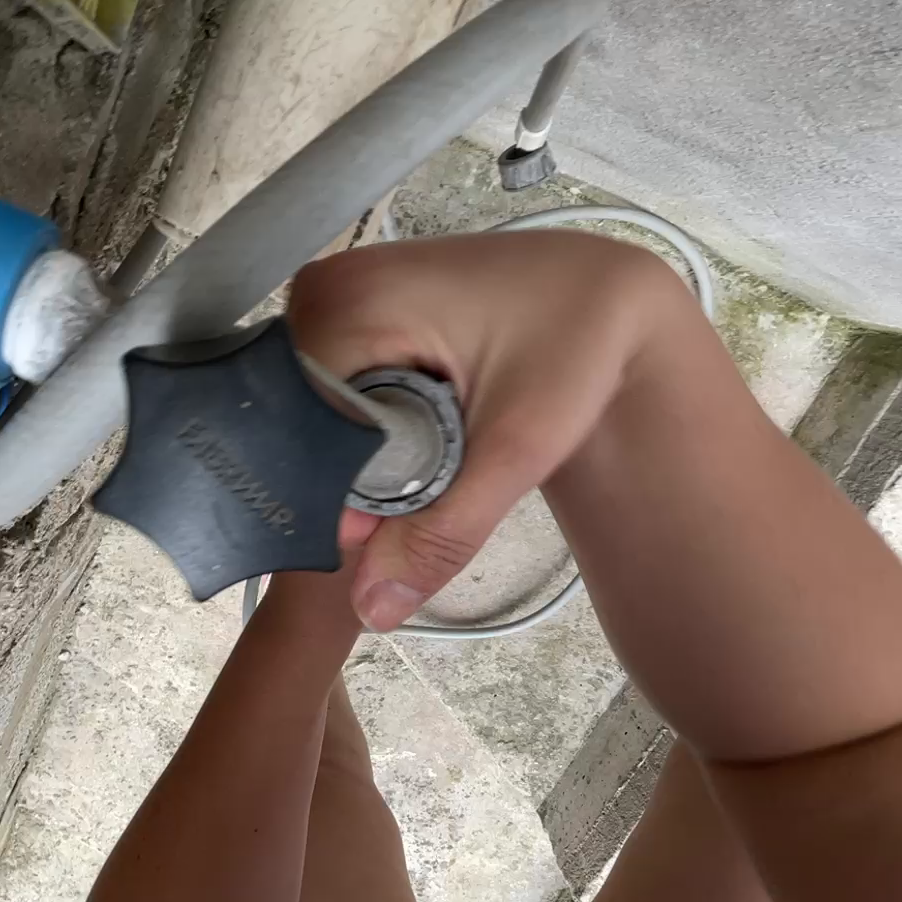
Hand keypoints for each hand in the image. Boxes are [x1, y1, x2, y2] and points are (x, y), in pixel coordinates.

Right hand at [289, 230, 700, 630]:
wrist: (604, 296)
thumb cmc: (575, 348)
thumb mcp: (514, 447)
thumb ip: (442, 532)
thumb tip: (371, 611)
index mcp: (351, 302)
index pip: (299, 423)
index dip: (330, 491)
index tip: (375, 533)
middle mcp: (322, 289)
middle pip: (296, 416)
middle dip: (341, 475)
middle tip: (404, 501)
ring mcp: (331, 294)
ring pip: (308, 408)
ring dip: (351, 454)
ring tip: (419, 461)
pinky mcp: (348, 310)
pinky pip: (326, 387)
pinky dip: (357, 427)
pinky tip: (403, 436)